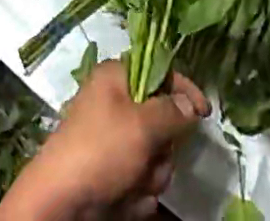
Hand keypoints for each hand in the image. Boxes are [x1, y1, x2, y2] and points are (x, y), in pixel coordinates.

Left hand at [0, 60, 208, 220]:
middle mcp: (115, 101)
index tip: (205, 112)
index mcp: (115, 77)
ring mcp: (115, 136)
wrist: (65, 199)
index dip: (183, 89)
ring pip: (157, 152)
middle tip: (152, 154)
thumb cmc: (101, 149)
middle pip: (162, 119)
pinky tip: (127, 196)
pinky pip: (143, 174)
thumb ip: (172, 110)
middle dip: (164, 146)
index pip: (158, 71)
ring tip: (135, 180)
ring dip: (153, 172)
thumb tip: (189, 102)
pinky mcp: (115, 166)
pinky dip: (140, 188)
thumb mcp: (142, 124)